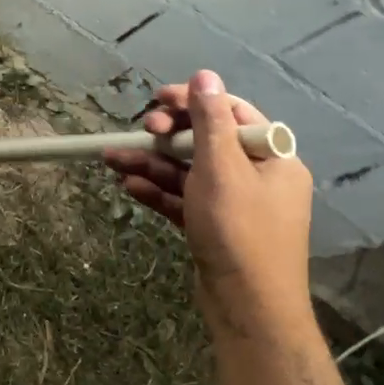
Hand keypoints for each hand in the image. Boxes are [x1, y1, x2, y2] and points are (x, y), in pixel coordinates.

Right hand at [104, 70, 314, 320]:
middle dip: (165, 136)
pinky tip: (128, 187)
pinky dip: (157, 190)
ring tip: (111, 160)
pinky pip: (182, 198)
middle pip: (204, 141)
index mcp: (272, 159)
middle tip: (142, 132)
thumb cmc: (238, 230)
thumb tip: (205, 75)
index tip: (159, 99)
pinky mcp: (213, 226)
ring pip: (186, 170)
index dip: (193, 101)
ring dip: (149, 163)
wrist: (248, 310)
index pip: (231, 113)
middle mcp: (257, 177)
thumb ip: (209, 120)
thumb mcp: (220, 168)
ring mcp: (234, 204)